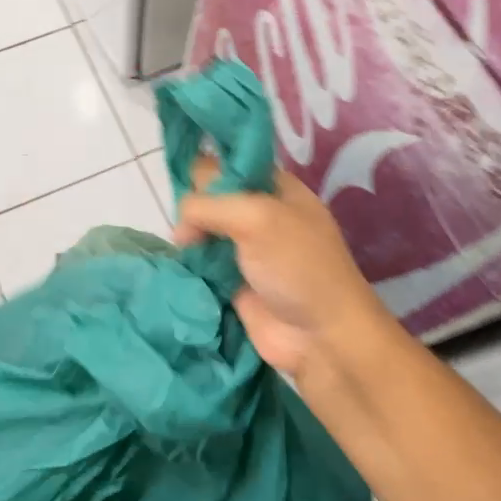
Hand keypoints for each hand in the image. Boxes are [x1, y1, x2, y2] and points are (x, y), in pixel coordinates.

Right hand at [173, 156, 391, 378]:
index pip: (231, 164)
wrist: (321, 336)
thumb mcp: (256, 217)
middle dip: (194, 209)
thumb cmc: (297, 266)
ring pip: (204, 232)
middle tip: (188, 232)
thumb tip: (180, 226)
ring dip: (189, 240)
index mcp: (276, 188)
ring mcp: (247, 250)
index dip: (207, 170)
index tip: (187, 188)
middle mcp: (261, 214)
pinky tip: (180, 270)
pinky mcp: (234, 282)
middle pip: (212, 198)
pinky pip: (203, 265)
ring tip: (185, 254)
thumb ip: (210, 204)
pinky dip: (190, 266)